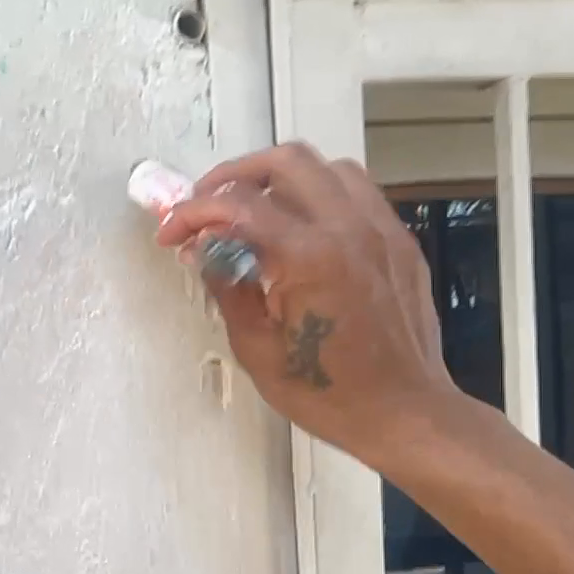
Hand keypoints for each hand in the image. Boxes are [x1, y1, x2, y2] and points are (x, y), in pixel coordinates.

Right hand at [155, 144, 462, 463]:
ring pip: (326, 167)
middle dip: (232, 175)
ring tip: (249, 212)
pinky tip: (295, 230)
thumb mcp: (255, 345)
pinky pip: (356, 193)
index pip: (239, 206)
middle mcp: (350, 231)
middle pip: (286, 162)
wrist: (402, 411)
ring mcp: (381, 232)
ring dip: (278, 180)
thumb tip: (205, 250)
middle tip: (204, 206)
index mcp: (310, 258)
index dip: (192, 213)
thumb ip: (228, 286)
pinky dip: (316, 196)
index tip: (171, 234)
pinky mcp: (398, 243)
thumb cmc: (326, 390)